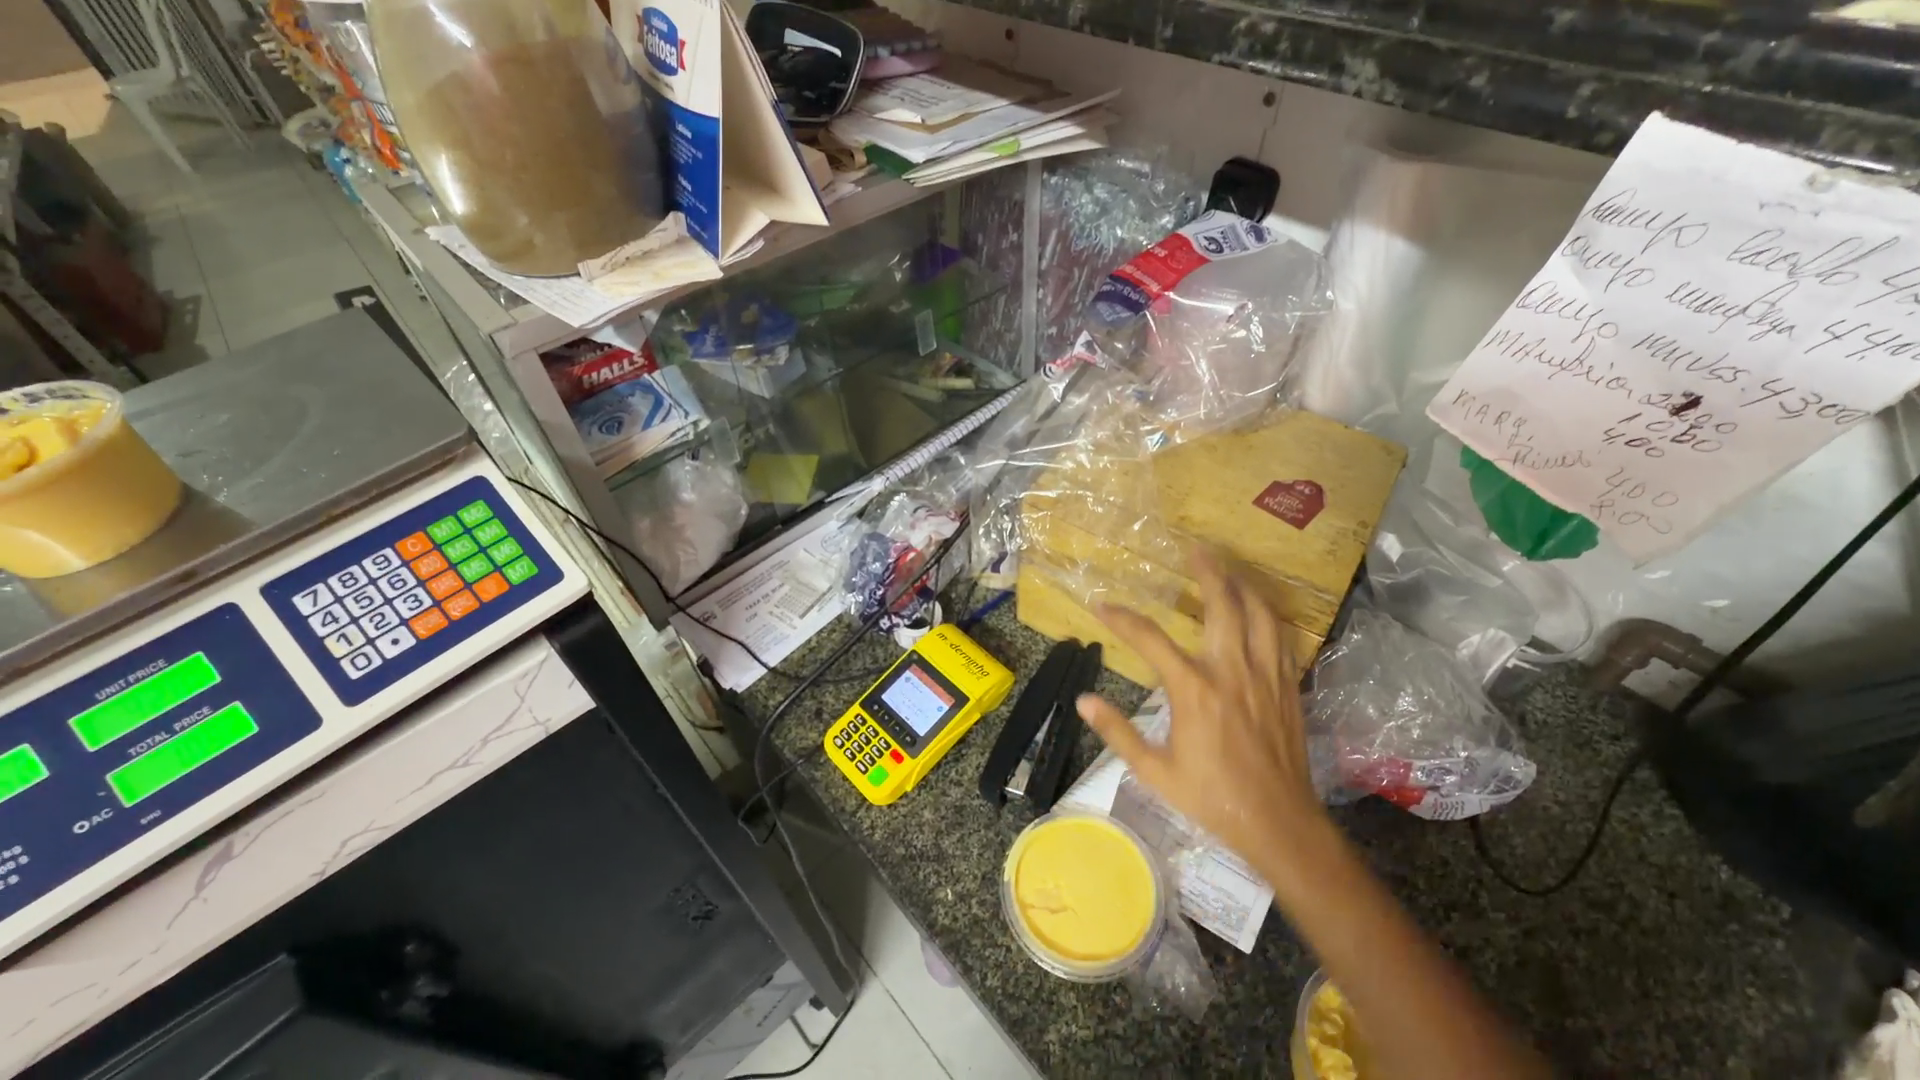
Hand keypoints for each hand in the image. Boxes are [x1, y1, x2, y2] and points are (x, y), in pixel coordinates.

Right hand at [1075, 549, 1337, 875]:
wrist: (1277, 821)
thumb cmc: (1210, 798)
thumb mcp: (1154, 771)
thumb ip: (1118, 732)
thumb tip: (1084, 701)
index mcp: (1193, 690)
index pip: (1150, 639)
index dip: (1122, 618)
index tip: (1101, 605)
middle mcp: (1231, 671)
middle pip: (1222, 605)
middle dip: (1208, 572)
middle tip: (1196, 550)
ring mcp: (1265, 676)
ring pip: (1260, 614)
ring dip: (1244, 586)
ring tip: (1230, 571)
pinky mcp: (1288, 687)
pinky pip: (1282, 638)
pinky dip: (1270, 617)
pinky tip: (1262, 613)